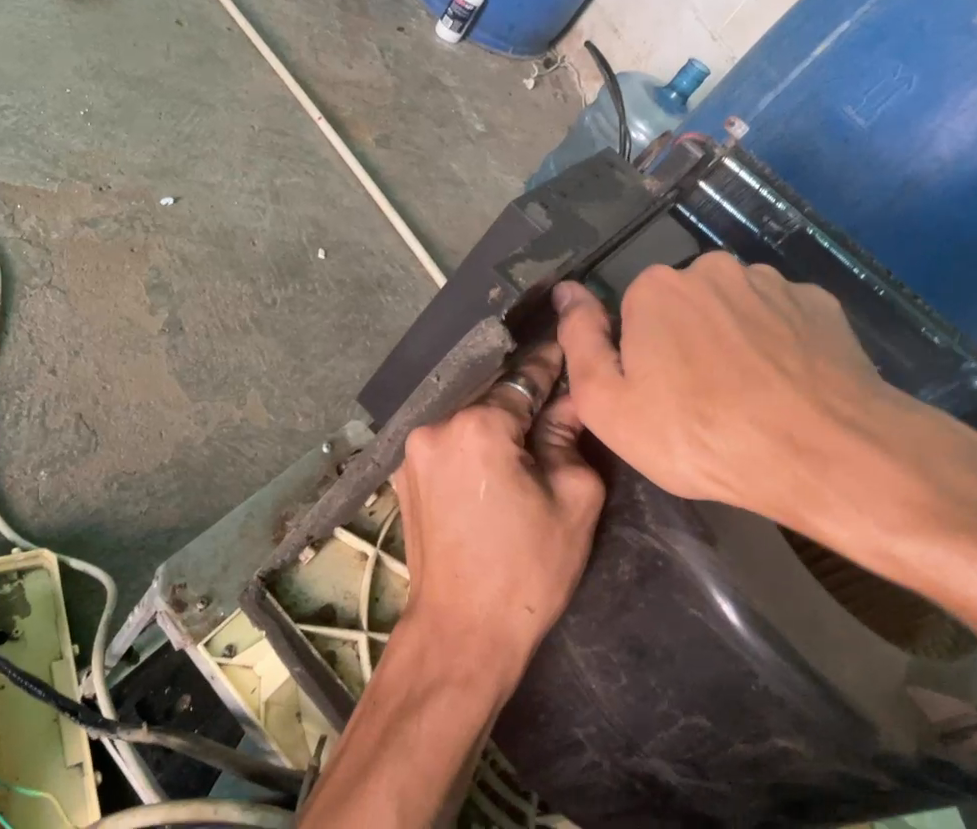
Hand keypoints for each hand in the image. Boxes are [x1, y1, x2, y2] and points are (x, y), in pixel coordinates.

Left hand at [392, 340, 605, 688]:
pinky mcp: (403, 476)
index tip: (566, 347)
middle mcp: (434, 427)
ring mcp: (411, 452)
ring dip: (494, 424)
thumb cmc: (528, 571)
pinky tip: (494, 464)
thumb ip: (569, 438)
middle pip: (489, 399)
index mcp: (476, 426)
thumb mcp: (573, 500)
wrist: (461, 630)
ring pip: (465, 420)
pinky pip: (446, 444)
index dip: (548, 366)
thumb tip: (569, 403)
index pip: (522, 379)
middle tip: (557, 404)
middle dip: (522, 401)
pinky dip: (470, 445)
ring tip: (530, 436)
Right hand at [553, 253, 925, 534]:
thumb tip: (566, 293)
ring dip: (732, 342)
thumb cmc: (699, 435)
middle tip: (698, 402)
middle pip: (683, 306)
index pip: (631, 312)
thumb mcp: (609, 406)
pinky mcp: (821, 304)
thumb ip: (579, 342)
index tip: (653, 397)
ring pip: (734, 310)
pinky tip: (785, 388)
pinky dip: (777, 346)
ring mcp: (773, 283)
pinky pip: (782, 320)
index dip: (637, 356)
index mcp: (656, 288)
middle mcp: (712, 269)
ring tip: (747, 399)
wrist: (824, 454)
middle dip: (684, 343)